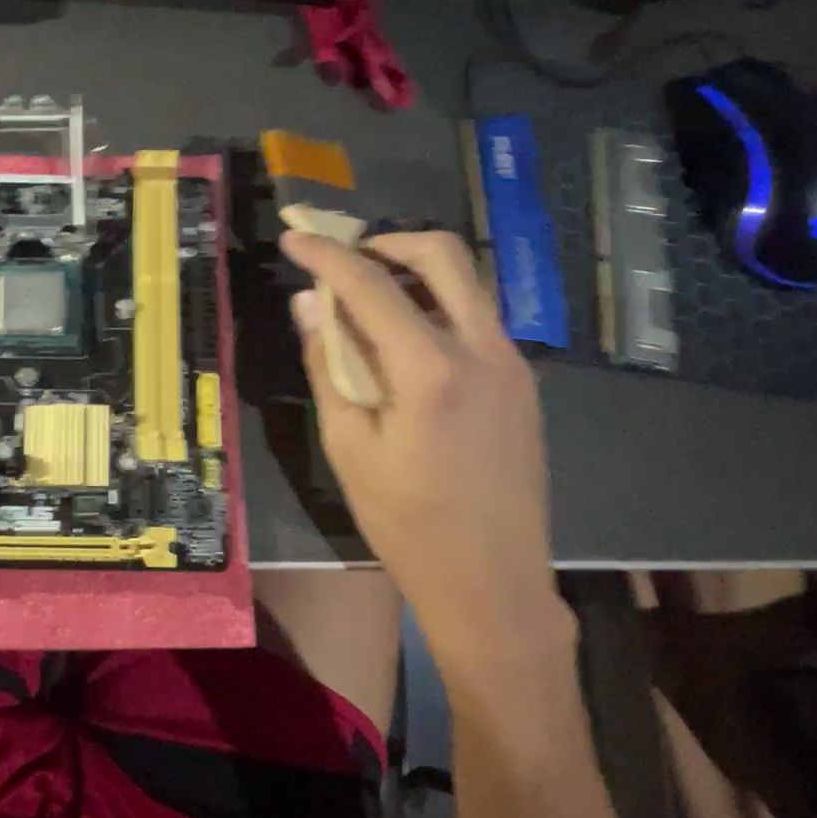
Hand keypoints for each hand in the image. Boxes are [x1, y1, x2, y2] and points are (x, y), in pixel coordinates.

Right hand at [280, 230, 571, 670]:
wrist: (492, 581)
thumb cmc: (406, 525)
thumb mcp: (349, 449)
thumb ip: (330, 367)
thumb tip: (309, 306)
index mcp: (431, 370)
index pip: (372, 285)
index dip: (327, 254)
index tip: (294, 236)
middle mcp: (482, 350)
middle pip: (442, 254)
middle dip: (386, 242)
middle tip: (344, 260)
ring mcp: (512, 363)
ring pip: (467, 282)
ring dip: (416, 273)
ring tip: (368, 301)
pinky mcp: (522, 383)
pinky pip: (478, 319)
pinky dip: (437, 308)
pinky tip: (406, 346)